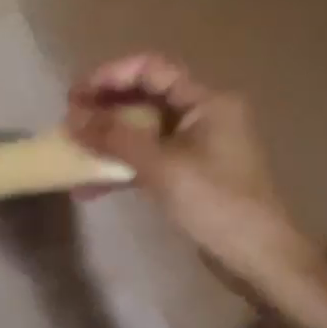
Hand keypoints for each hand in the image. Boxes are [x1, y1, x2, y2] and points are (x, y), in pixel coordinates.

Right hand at [66, 54, 316, 287]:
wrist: (259, 258)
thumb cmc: (216, 203)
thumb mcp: (162, 167)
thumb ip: (115, 139)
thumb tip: (70, 120)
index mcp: (206, 102)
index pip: (151, 69)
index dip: (109, 75)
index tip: (74, 96)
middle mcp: (202, 115)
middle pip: (143, 97)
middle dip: (103, 109)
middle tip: (68, 124)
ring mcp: (195, 145)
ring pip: (141, 130)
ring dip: (107, 140)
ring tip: (73, 153)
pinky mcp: (187, 173)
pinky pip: (146, 158)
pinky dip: (120, 166)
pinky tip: (89, 187)